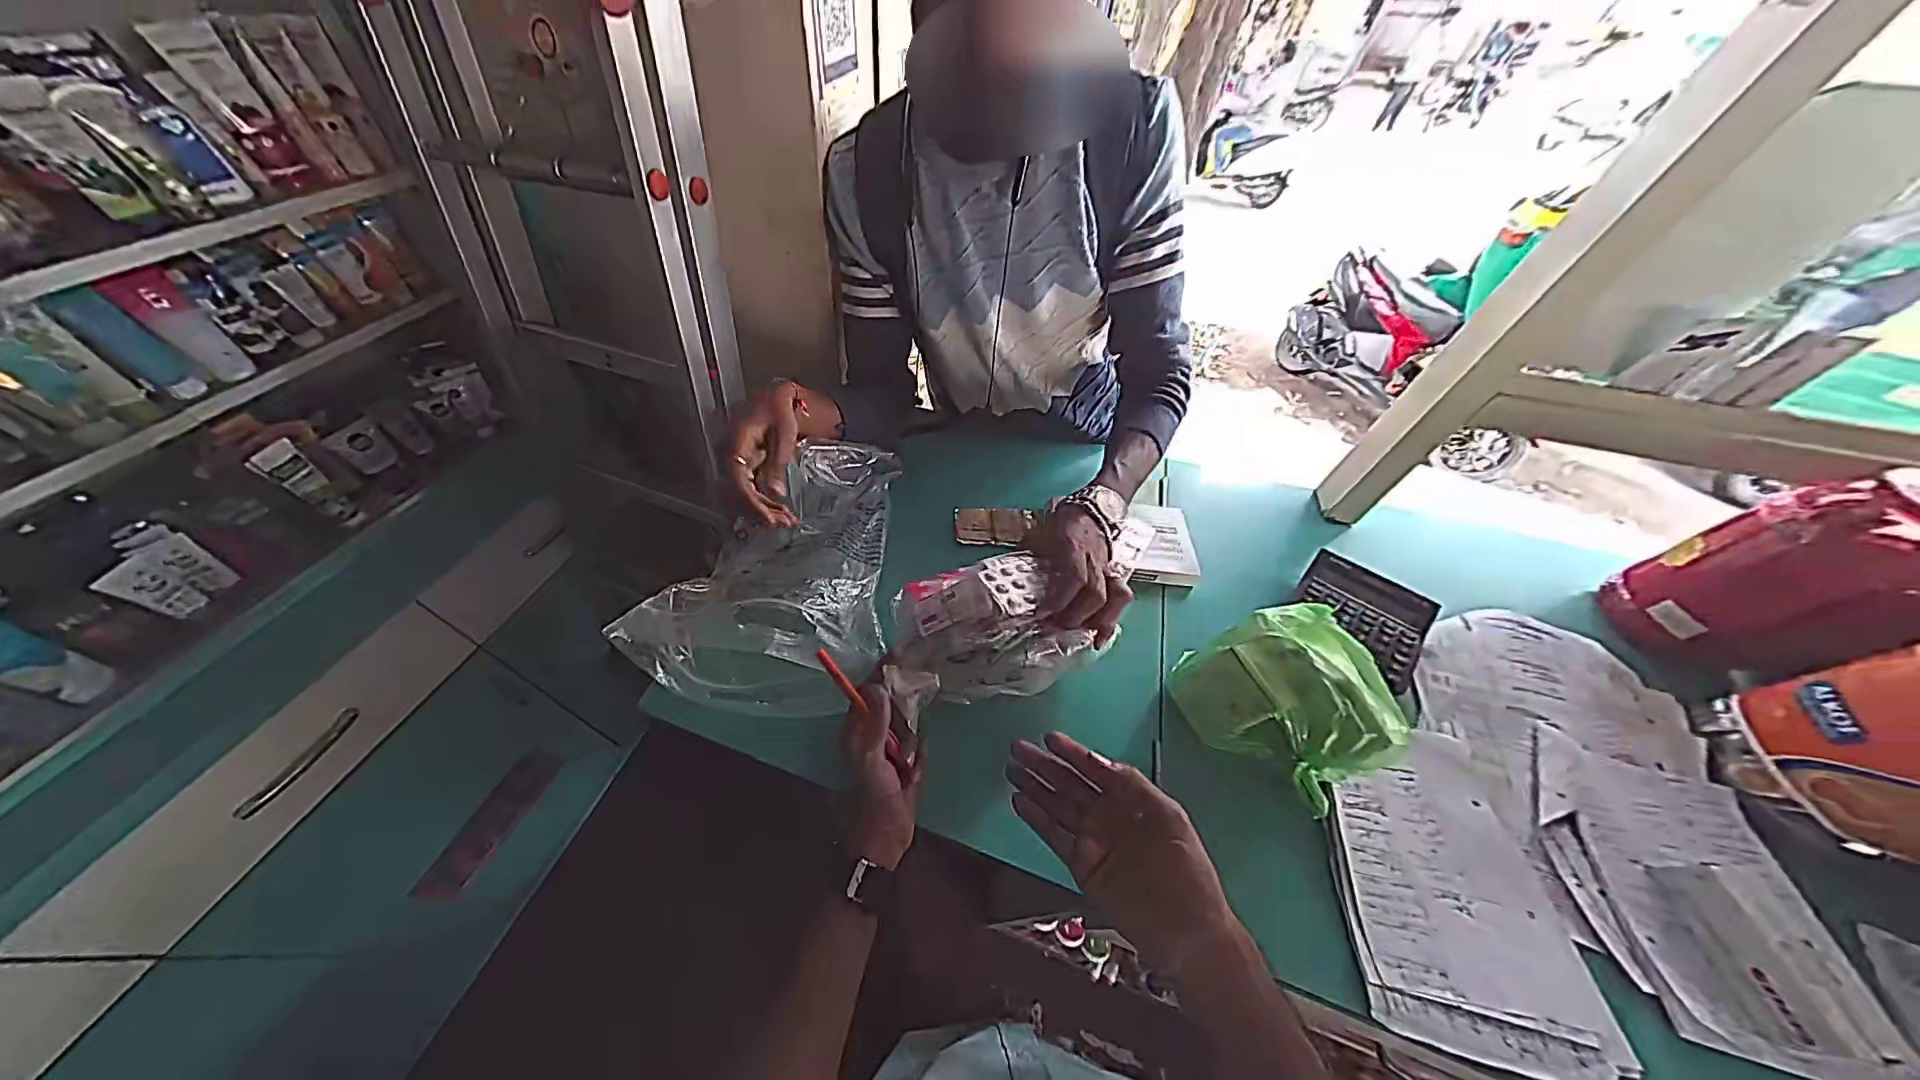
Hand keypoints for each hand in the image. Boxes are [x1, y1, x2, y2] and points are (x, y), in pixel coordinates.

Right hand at [727, 382, 839, 526]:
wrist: (774, 397)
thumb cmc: (778, 408)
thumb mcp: (784, 433)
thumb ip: (778, 463)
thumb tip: (775, 492)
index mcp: (736, 442)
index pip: (737, 480)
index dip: (751, 502)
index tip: (766, 517)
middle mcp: (730, 453)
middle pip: (739, 491)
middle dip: (761, 511)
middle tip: (783, 522)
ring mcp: (736, 460)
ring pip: (745, 492)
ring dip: (764, 509)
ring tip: (786, 520)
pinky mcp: (744, 464)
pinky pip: (750, 486)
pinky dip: (765, 500)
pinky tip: (780, 511)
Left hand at [844, 684, 925, 869]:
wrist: (886, 840)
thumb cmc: (871, 799)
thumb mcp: (871, 758)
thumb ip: (875, 723)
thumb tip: (878, 685)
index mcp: (856, 730)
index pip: (867, 691)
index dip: (881, 673)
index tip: (898, 655)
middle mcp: (872, 734)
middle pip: (893, 706)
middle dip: (902, 720)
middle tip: (899, 745)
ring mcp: (890, 748)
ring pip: (910, 725)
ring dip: (910, 746)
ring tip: (903, 768)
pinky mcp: (908, 762)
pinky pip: (920, 745)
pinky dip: (919, 759)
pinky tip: (911, 775)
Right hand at [1008, 732, 1239, 976]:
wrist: (1189, 934)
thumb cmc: (1187, 873)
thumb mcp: (1169, 817)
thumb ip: (1135, 786)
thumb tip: (1104, 762)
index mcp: (1132, 801)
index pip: (1096, 769)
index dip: (1072, 753)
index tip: (1050, 738)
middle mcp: (1109, 817)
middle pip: (1070, 784)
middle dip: (1044, 765)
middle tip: (1018, 748)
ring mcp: (1094, 842)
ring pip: (1057, 806)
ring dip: (1034, 787)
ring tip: (1012, 770)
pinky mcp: (1082, 867)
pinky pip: (1055, 837)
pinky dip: (1036, 819)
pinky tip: (1021, 802)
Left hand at [1029, 505, 1132, 646]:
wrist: (1096, 506)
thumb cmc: (1066, 520)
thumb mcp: (1043, 531)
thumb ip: (1032, 554)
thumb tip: (1014, 577)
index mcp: (1075, 546)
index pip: (1074, 578)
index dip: (1060, 599)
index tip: (1043, 614)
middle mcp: (1096, 560)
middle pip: (1094, 594)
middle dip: (1074, 616)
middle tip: (1054, 629)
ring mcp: (1109, 568)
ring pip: (1114, 598)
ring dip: (1098, 622)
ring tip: (1083, 639)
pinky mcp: (1116, 575)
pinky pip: (1119, 599)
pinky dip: (1110, 621)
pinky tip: (1100, 639)